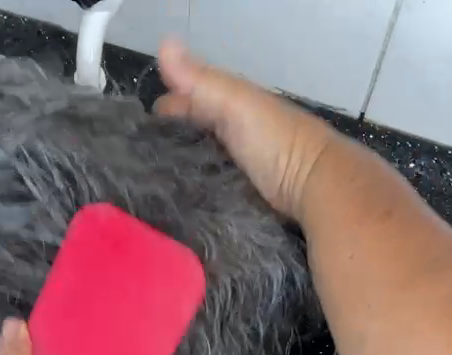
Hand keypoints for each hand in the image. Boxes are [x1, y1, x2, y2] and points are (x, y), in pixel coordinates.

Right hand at [154, 40, 343, 219]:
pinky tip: (179, 211)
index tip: (134, 138)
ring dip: (178, 179)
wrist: (317, 188)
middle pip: (190, 139)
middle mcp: (233, 136)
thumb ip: (201, 82)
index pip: (185, 104)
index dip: (161, 115)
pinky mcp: (243, 203)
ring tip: (151, 195)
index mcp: (230, 107)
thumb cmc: (276, 142)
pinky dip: (196, 201)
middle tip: (135, 172)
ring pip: (198, 170)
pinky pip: (211, 198)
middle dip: (165, 150)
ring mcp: (239, 172)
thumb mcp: (236, 104)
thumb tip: (162, 44)